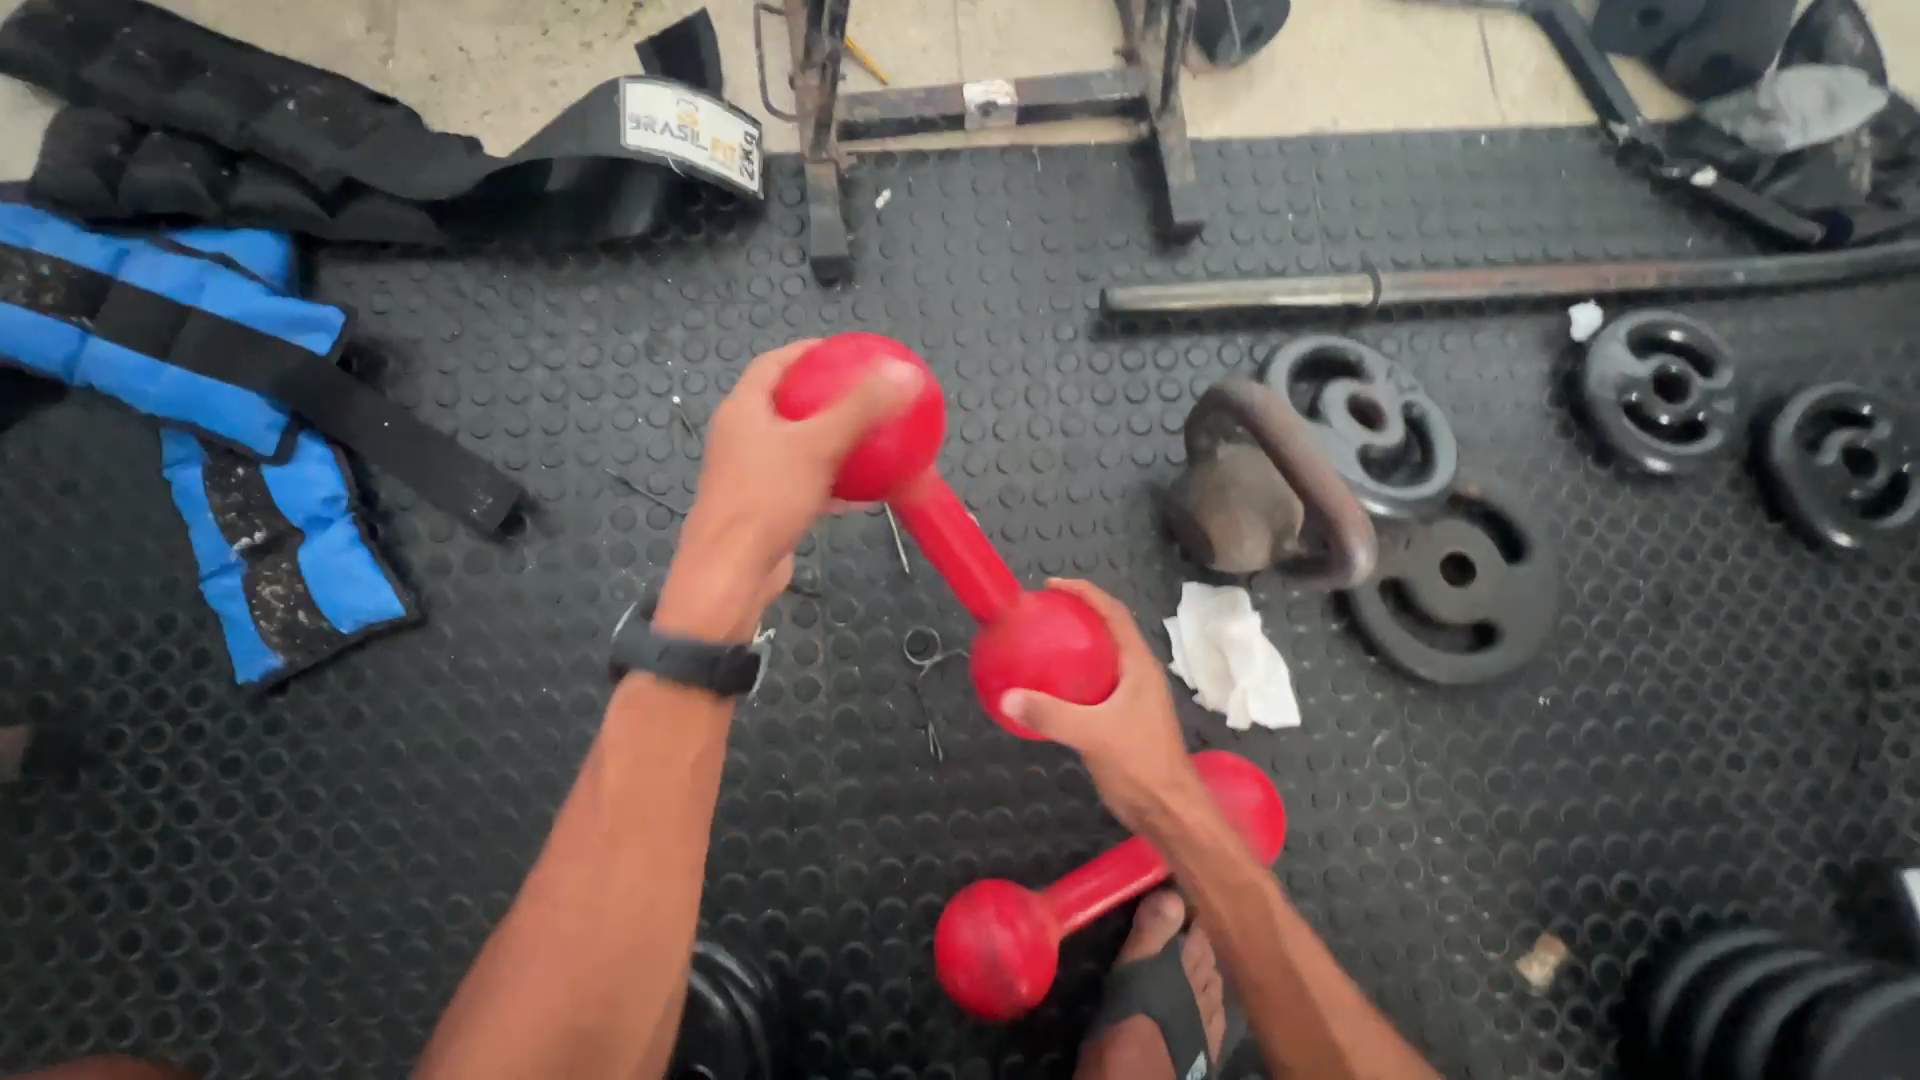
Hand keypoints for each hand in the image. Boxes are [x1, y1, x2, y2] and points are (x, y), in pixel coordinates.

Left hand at [654, 339, 924, 640]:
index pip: (773, 364)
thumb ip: (861, 408)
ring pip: (800, 449)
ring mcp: (753, 476)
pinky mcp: (767, 510)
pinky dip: (836, 485)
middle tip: (864, 395)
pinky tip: (869, 491)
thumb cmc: (765, 499)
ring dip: (835, 444)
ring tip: (873, 439)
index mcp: (743, 411)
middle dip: (827, 399)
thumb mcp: (817, 446)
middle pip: (788, 406)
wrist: (732, 573)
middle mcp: (742, 438)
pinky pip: (808, 486)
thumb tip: (904, 372)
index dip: (807, 352)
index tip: (843, 350)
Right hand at [999, 580, 1206, 832]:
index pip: (1114, 614)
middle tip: (1042, 612)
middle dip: (1077, 615)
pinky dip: (1069, 681)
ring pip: (1099, 660)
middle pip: (1108, 631)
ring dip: (1073, 648)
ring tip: (1039, 644)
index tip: (1053, 585)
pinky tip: (1044, 691)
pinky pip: (1091, 688)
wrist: (1168, 809)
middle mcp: (1136, 675)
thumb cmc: (1141, 764)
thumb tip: (1007, 697)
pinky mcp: (1120, 721)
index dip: (1086, 593)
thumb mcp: (1094, 734)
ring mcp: (1130, 699)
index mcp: (1139, 666)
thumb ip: (1051, 715)